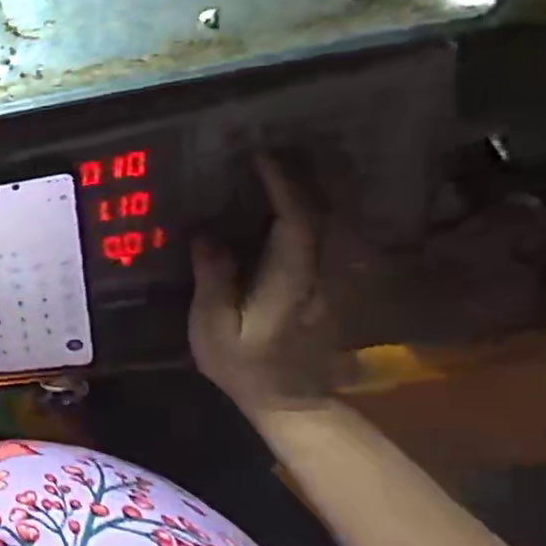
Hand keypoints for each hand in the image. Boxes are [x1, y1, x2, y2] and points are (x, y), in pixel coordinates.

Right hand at [189, 156, 347, 414]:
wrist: (291, 400)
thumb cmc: (242, 365)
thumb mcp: (213, 328)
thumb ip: (213, 281)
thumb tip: (205, 235)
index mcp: (290, 285)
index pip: (296, 225)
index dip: (283, 188)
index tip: (262, 158)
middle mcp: (322, 277)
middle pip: (327, 216)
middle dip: (308, 177)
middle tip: (280, 145)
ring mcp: (334, 282)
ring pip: (339, 224)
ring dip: (321, 188)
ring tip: (295, 160)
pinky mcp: (332, 285)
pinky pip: (334, 235)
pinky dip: (324, 209)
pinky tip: (309, 196)